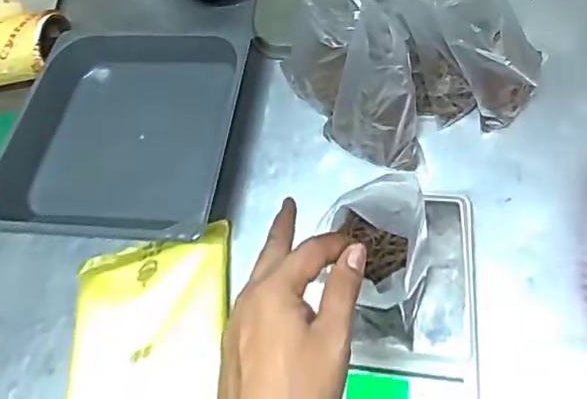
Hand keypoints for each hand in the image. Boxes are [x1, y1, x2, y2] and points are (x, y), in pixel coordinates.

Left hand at [218, 198, 364, 398]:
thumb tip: (354, 251)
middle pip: (270, 253)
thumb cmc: (301, 391)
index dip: (332, 244)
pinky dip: (266, 282)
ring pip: (257, 275)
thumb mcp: (332, 341)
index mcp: (272, 291)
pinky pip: (251, 297)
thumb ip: (342, 291)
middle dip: (283, 228)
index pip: (307, 254)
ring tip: (282, 243)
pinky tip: (273, 295)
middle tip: (288, 206)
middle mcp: (249, 298)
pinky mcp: (232, 344)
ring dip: (273, 255)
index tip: (353, 242)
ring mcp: (237, 321)